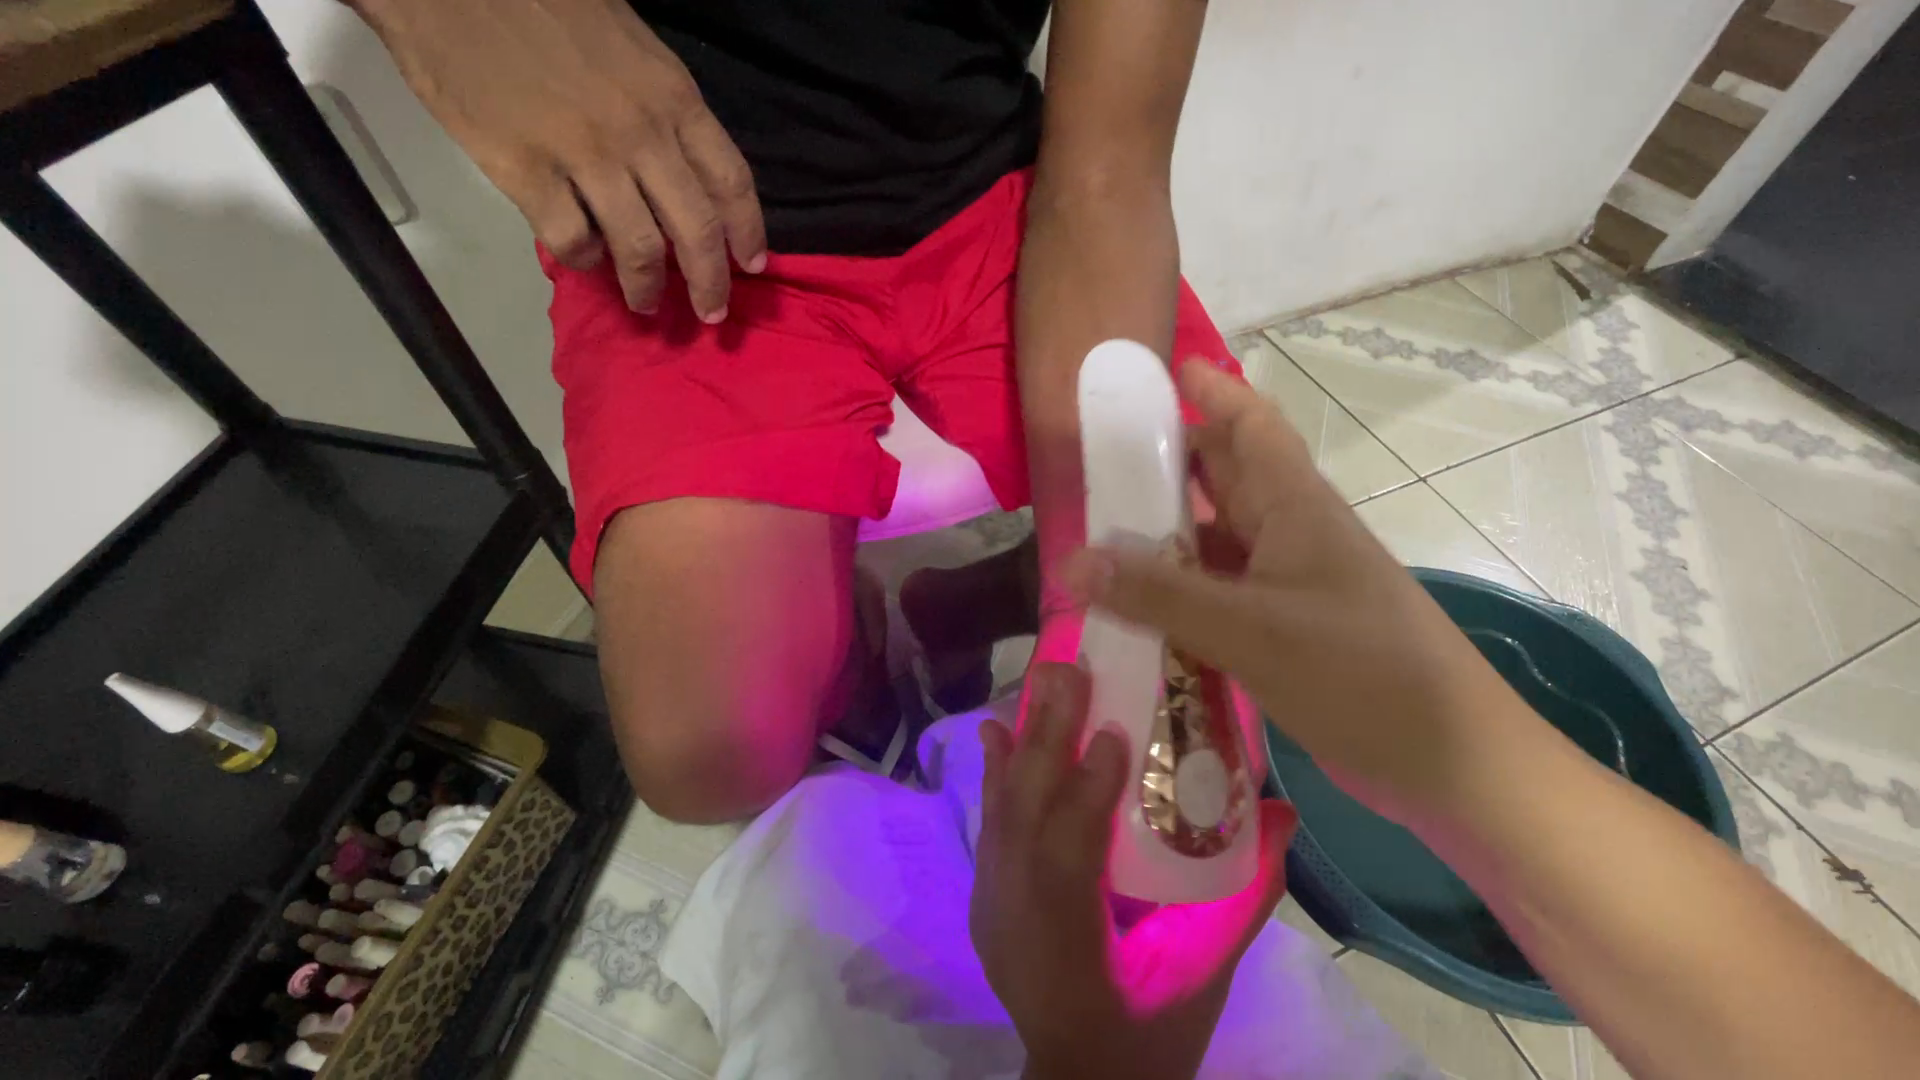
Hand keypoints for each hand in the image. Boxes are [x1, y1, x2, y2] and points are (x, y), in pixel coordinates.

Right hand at [354, 0, 765, 320]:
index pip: (732, 182)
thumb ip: (665, 111)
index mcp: (673, 97)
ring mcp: (584, 154)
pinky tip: (584, 256)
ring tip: (646, 304)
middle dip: (711, 285)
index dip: (747, 233)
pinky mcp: (525, 171)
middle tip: (710, 315)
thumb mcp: (633, 47)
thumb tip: (685, 178)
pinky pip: (573, 242)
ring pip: (640, 249)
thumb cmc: (545, 3)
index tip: (752, 267)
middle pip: (696, 231)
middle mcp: (641, 132)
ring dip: (647, 288)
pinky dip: (585, 261)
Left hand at [972, 663, 1297, 1079]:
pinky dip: (994, 774)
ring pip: (1001, 813)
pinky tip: (994, 730)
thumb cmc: (1151, 1036)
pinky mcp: (986, 897)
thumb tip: (1283, 812)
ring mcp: (991, 907)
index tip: (1113, 731)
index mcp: (1070, 948)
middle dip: (1044, 741)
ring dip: (1020, 743)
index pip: (1067, 858)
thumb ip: (1243, 899)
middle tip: (1066, 672)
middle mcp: (1015, 919)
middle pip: (1025, 817)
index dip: (1086, 792)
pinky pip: (990, 826)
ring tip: (1039, 681)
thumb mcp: (1206, 976)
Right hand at [1061, 362, 1533, 827]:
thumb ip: (1160, 596)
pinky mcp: (1283, 636)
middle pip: (1224, 482)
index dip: (1213, 391)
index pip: (1251, 426)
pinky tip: (1135, 612)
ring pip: (1215, 545)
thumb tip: (1071, 561)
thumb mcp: (1253, 630)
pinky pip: (1217, 599)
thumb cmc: (1361, 674)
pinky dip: (1177, 598)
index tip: (1164, 369)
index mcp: (1295, 509)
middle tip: (1100, 463)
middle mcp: (1290, 538)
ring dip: (1165, 539)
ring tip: (1099, 537)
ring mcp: (1288, 590)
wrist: (1448, 764)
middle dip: (1169, 465)